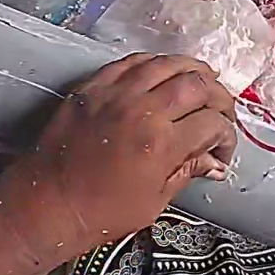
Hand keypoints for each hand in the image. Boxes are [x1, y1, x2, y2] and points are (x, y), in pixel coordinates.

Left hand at [0, 54, 235, 274]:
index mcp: (161, 144)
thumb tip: (213, 162)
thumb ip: (186, 172)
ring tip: (202, 82)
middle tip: (221, 112)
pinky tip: (162, 72)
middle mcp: (142, 109)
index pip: (213, 123)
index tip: (222, 149)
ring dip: (192, 70)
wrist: (47, 203)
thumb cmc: (100, 212)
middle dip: (219, 97)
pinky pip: (131, 62)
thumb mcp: (154, 201)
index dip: (227, 136)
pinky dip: (153, 64)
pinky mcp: (93, 87)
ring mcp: (115, 93)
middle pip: (197, 84)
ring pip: (166, 63)